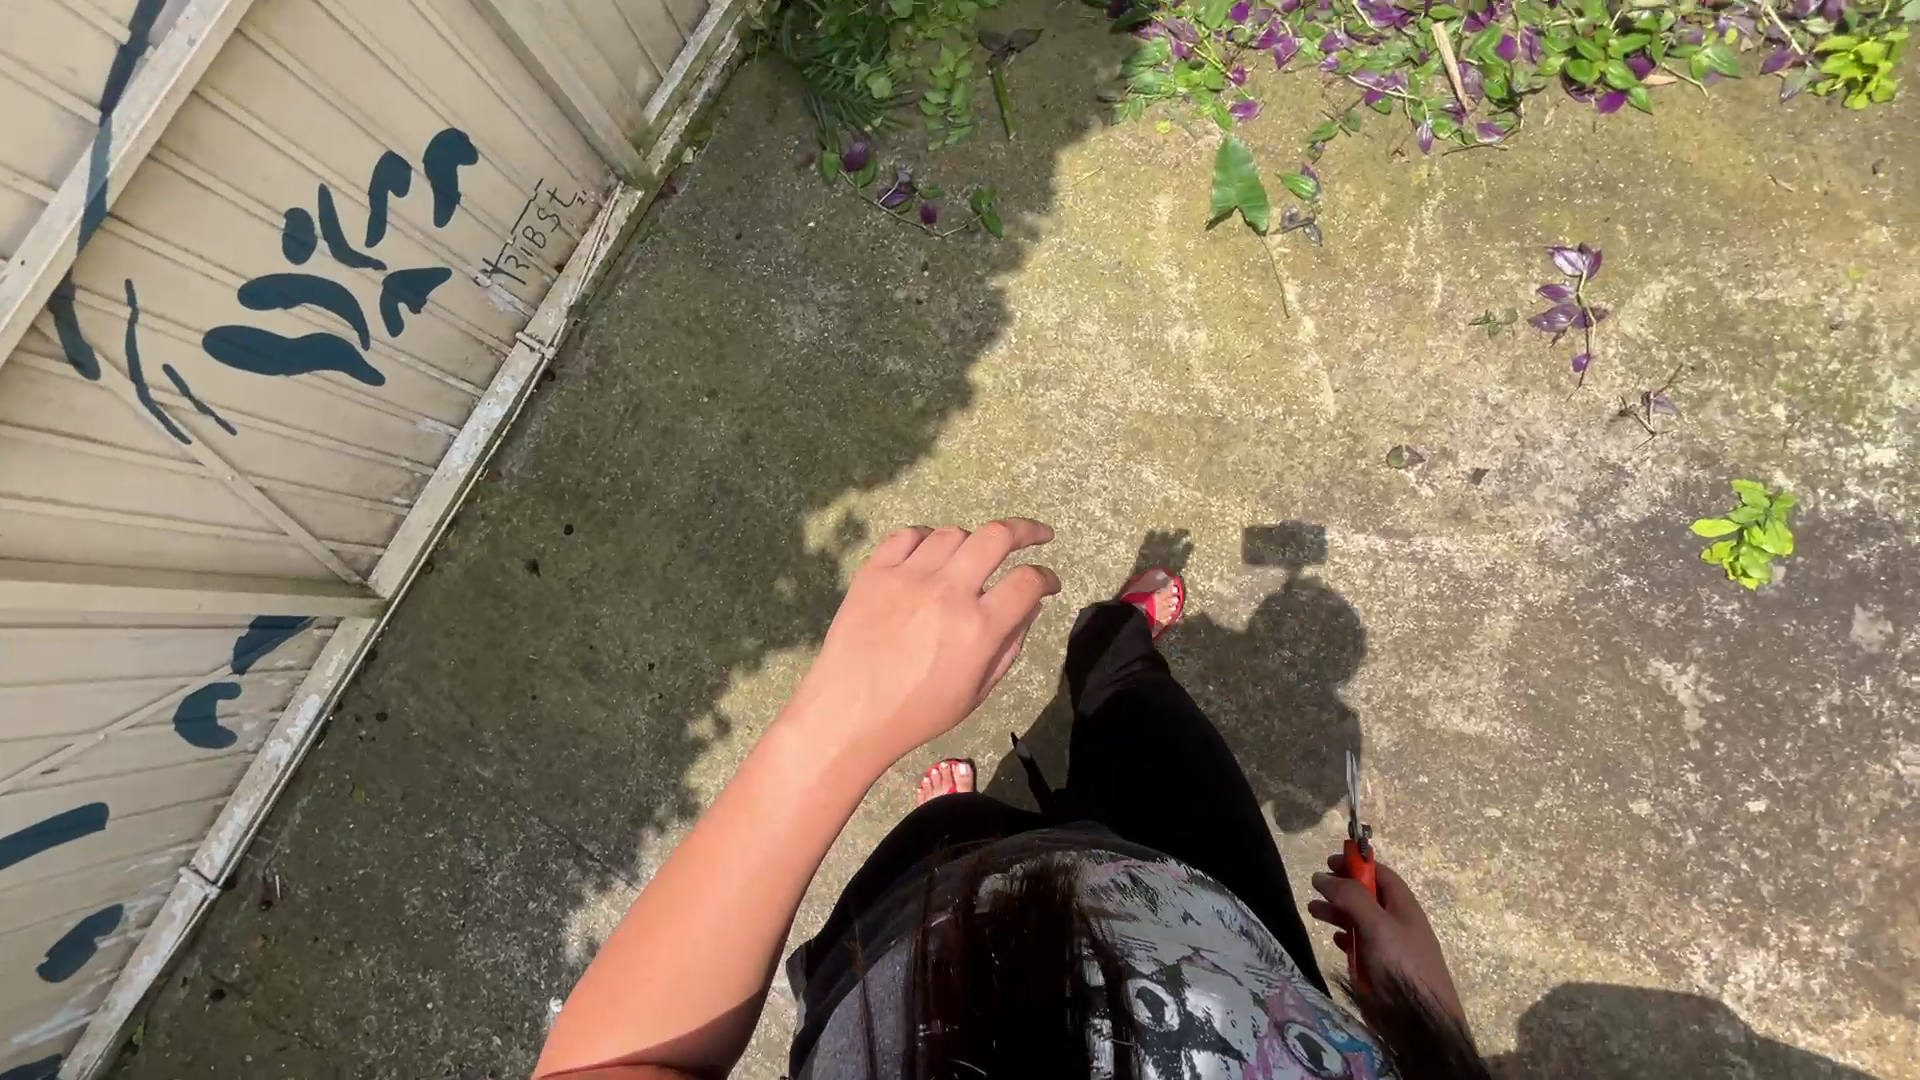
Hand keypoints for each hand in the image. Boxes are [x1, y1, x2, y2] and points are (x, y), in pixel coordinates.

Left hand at [780, 520, 1059, 771]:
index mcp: (978, 628)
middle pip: (997, 537)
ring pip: (953, 533)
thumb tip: (1030, 605)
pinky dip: (925, 539)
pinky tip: (930, 555)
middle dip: (1026, 531)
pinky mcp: (874, 572)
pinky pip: (908, 536)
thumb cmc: (918, 713)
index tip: (1049, 583)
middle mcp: (947, 592)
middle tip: (1036, 536)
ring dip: (972, 542)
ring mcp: (908, 577)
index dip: (1047, 578)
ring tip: (973, 558)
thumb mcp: (977, 692)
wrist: (848, 713)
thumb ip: (1010, 645)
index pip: (1028, 582)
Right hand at [1309, 854, 1466, 1024]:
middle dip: (1342, 888)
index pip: (1381, 875)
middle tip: (1317, 887)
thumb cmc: (1401, 966)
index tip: (1329, 862)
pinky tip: (1335, 942)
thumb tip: (1322, 875)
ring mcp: (1390, 948)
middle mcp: (1398, 924)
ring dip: (1337, 912)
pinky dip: (1345, 938)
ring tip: (1313, 911)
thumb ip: (1351, 896)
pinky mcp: (1381, 969)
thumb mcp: (1377, 925)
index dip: (1357, 864)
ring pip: (1360, 920)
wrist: (1421, 1025)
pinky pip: (1360, 945)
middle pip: (1367, 896)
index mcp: (1404, 908)